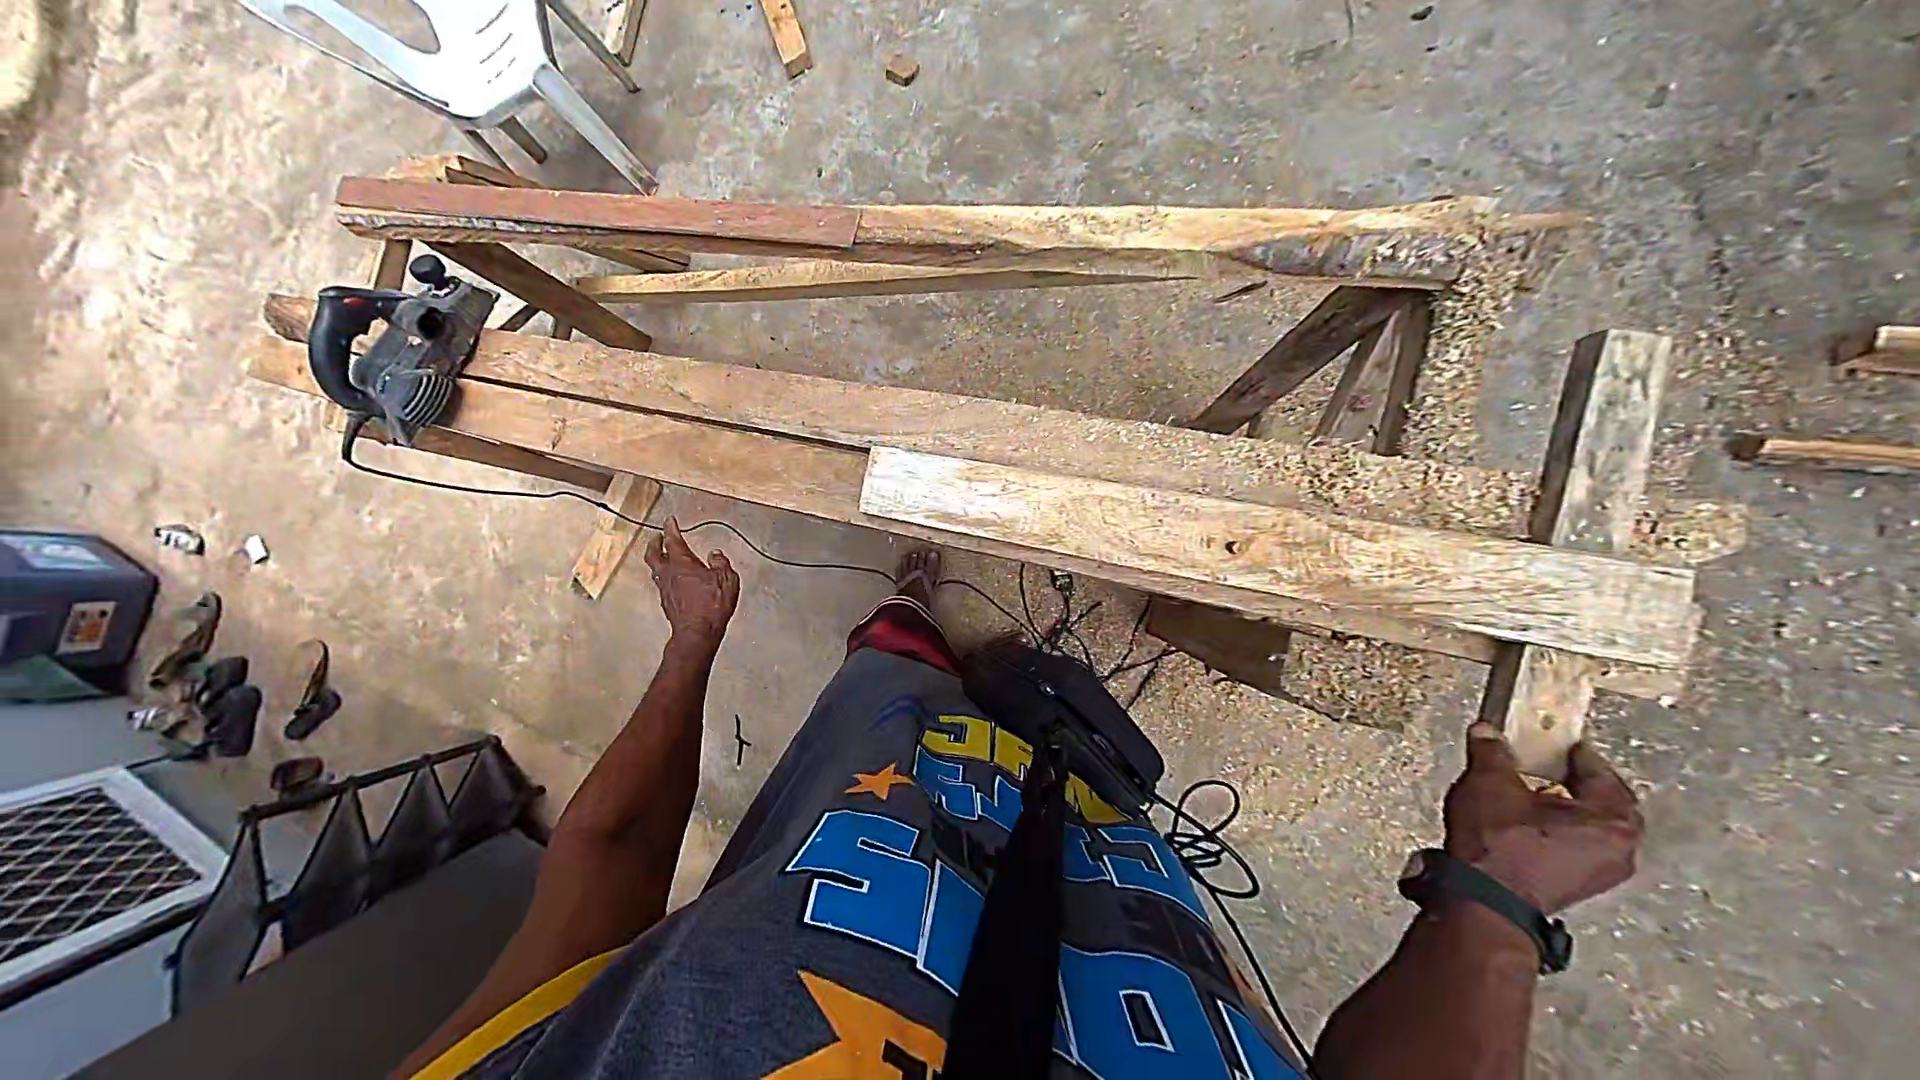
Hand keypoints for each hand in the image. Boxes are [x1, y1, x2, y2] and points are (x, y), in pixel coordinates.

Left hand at [644, 518, 739, 650]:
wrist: (697, 632)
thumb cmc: (712, 605)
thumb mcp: (726, 579)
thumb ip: (721, 563)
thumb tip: (715, 554)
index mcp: (682, 563)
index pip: (673, 540)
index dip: (671, 528)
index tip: (669, 520)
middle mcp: (669, 573)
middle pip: (653, 553)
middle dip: (655, 542)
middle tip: (657, 536)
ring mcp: (665, 588)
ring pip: (655, 568)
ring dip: (656, 559)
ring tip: (661, 555)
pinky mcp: (667, 601)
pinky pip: (661, 582)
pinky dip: (664, 575)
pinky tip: (671, 579)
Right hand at [1443, 723, 1643, 913]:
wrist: (1483, 893)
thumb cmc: (1499, 842)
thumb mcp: (1489, 782)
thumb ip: (1492, 752)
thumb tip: (1488, 732)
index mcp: (1612, 822)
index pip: (1600, 775)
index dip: (1577, 754)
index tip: (1563, 743)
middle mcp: (1618, 851)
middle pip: (1602, 805)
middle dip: (1575, 784)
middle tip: (1550, 766)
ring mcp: (1598, 873)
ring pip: (1588, 828)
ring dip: (1564, 808)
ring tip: (1532, 792)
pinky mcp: (1575, 885)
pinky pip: (1575, 846)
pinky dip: (1556, 828)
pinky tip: (1527, 821)